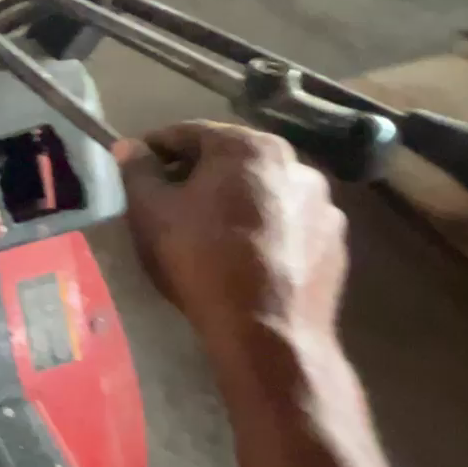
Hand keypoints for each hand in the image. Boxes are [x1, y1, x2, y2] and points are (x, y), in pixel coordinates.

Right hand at [118, 121, 347, 348]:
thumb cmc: (201, 258)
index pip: (187, 133)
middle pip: (227, 159)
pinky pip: (286, 221)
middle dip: (194, 174)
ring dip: (231, 199)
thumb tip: (130, 147)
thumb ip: (137, 169)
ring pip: (260, 190)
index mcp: (249, 146)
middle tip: (166, 201)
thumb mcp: (150, 209)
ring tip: (205, 231)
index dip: (154, 149)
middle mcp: (296, 164)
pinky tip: (241, 254)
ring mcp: (324, 205)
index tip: (135, 169)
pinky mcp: (336, 243)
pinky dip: (261, 226)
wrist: (269, 333)